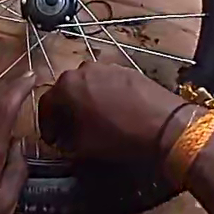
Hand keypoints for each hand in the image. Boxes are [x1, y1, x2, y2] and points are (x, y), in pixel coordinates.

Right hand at [38, 60, 188, 163]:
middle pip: (66, 91)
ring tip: (92, 120)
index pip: (46, 104)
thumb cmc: (120, 135)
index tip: (51, 139)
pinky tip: (112, 111)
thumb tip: (64, 141)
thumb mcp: (85, 146)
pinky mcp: (126, 69)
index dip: (46, 124)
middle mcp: (82, 70)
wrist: (167, 124)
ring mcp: (106, 67)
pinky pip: (106, 82)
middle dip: (65, 110)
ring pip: (87, 84)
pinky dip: (103, 95)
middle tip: (69, 129)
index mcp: (66, 85)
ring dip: (85, 100)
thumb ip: (67, 141)